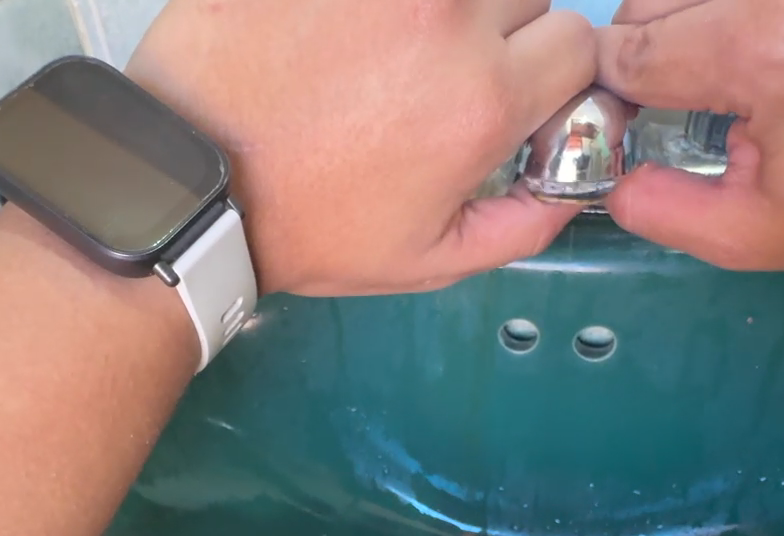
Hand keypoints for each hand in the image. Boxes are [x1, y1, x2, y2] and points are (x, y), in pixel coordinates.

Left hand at [128, 0, 595, 295]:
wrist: (203, 184)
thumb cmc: (316, 232)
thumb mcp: (429, 262)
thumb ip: (523, 226)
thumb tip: (575, 185)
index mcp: (481, 100)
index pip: (580, 45)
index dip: (559, 80)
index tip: (525, 104)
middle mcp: (447, 15)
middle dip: (510, 38)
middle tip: (449, 85)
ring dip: (457, 11)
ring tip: (400, 58)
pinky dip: (397, 7)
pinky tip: (358, 41)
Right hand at [595, 0, 783, 269]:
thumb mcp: (759, 237)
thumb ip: (663, 212)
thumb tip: (614, 175)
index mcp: (762, 47)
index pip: (631, 48)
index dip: (618, 93)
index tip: (643, 122)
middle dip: (650, 45)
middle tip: (688, 96)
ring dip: (693, 14)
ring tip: (737, 65)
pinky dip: (744, 4)